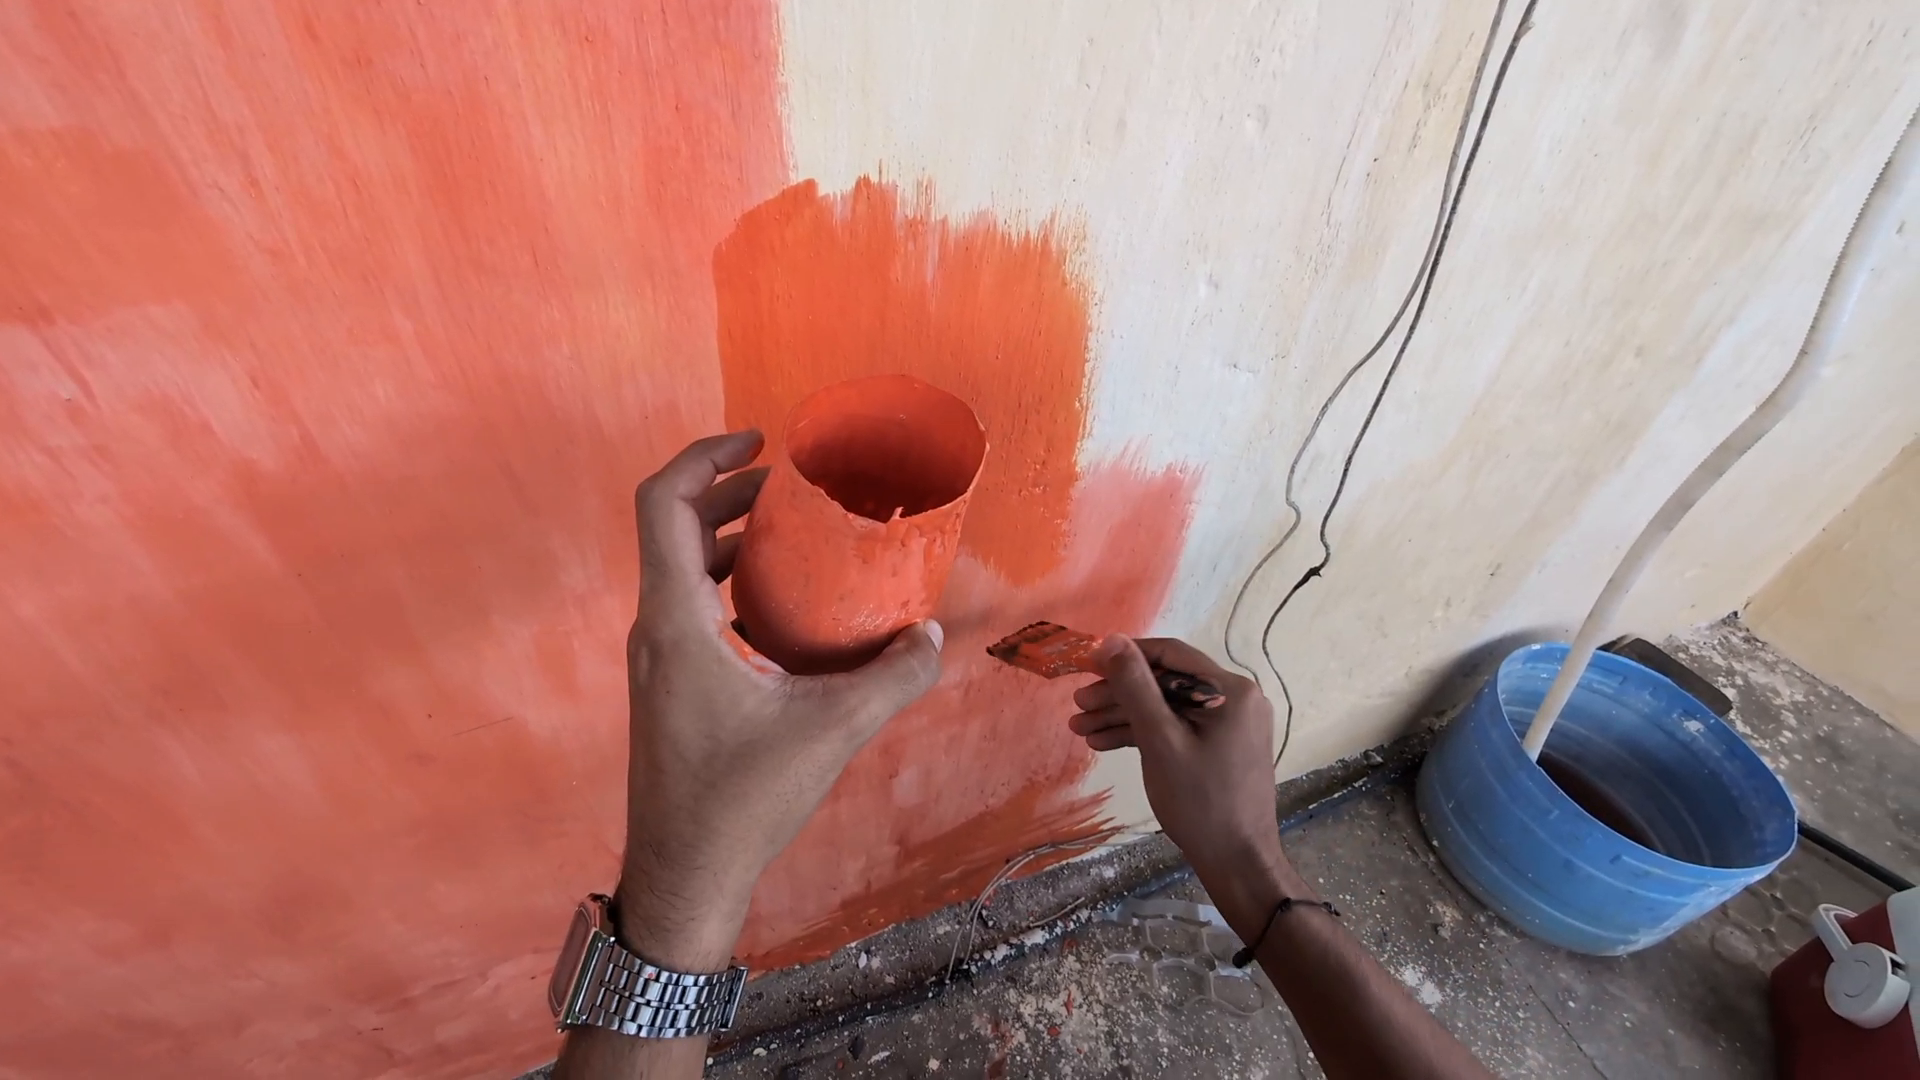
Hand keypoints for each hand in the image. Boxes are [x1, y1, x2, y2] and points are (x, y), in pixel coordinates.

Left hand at [616, 430, 944, 970]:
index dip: (704, 457)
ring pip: (683, 568)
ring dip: (730, 537)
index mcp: (677, 620)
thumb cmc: (744, 798)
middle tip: (791, 486)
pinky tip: (783, 607)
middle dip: (730, 492)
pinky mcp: (670, 683)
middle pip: (675, 528)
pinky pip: (694, 605)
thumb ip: (894, 677)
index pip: (665, 505)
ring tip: (791, 534)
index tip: (758, 442)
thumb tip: (932, 633)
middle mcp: (655, 628)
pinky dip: (731, 581)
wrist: (684, 876)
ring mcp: (658, 658)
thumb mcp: (833, 730)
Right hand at [1067, 637, 1310, 918]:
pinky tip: (1104, 743)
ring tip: (1081, 728)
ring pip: (1166, 707)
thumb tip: (1111, 639)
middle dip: (1118, 694)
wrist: (1238, 863)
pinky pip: (1175, 727)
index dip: (1124, 656)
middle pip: (1164, 682)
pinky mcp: (1219, 745)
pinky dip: (1143, 733)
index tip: (1085, 665)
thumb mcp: (1160, 739)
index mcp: (1230, 689)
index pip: (1169, 655)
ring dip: (1123, 715)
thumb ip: (1135, 686)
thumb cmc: (1200, 801)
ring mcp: (1228, 724)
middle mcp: (1234, 698)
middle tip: (1078, 705)